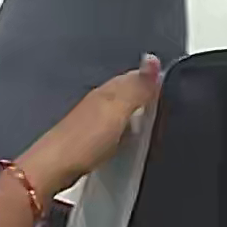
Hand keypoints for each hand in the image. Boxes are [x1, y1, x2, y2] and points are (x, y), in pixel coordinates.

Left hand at [17, 55, 163, 196]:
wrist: (54, 168)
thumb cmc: (84, 139)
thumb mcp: (117, 110)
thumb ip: (137, 88)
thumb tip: (153, 59)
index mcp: (107, 91)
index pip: (134, 75)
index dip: (153, 78)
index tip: (172, 83)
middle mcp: (99, 101)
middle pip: (127, 92)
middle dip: (145, 94)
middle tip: (164, 102)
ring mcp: (92, 120)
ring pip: (119, 109)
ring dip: (135, 112)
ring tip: (151, 119)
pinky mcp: (89, 139)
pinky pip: (113, 127)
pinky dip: (124, 129)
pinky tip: (129, 138)